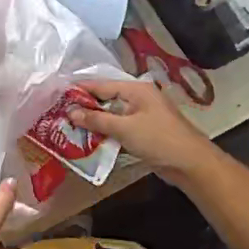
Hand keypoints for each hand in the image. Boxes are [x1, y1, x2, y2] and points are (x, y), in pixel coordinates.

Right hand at [69, 78, 221, 187]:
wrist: (190, 163)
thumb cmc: (158, 139)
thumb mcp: (124, 128)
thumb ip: (96, 119)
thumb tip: (71, 112)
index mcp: (136, 89)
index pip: (102, 85)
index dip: (80, 89)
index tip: (58, 94)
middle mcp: (139, 98)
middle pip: (106, 98)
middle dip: (85, 106)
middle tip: (60, 113)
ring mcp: (143, 115)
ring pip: (112, 114)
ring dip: (94, 121)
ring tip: (69, 127)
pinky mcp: (144, 132)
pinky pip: (119, 128)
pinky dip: (105, 132)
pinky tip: (89, 140)